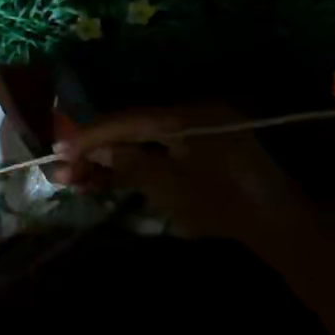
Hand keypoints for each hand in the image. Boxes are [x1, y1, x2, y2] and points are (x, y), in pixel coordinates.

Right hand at [56, 104, 312, 251]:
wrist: (276, 220)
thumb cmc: (222, 203)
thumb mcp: (169, 187)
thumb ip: (130, 164)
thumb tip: (97, 150)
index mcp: (183, 116)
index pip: (125, 122)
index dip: (89, 137)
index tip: (58, 151)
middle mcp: (192, 114)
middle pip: (133, 129)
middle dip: (97, 152)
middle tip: (64, 174)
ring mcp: (202, 131)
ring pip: (147, 142)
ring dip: (115, 161)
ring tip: (80, 182)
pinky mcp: (209, 149)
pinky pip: (165, 151)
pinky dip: (140, 165)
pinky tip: (115, 179)